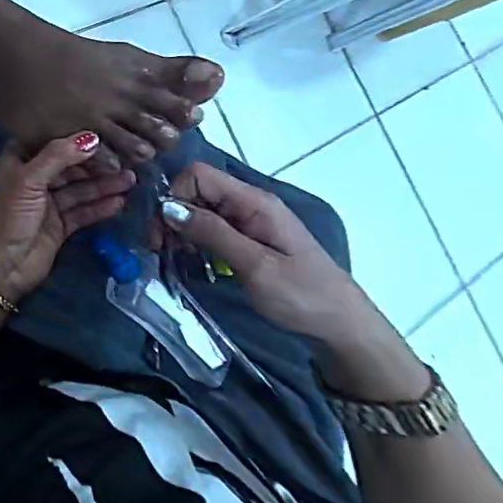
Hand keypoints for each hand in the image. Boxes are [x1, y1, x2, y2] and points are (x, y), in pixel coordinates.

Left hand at [0, 132, 135, 299]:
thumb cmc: (7, 218)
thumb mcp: (27, 180)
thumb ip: (58, 156)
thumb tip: (91, 138)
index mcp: (18, 162)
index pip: (49, 141)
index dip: (73, 136)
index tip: (104, 130)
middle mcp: (33, 179)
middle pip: (69, 165)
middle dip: (95, 163)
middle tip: (126, 158)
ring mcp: (47, 203)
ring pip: (80, 188)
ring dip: (103, 184)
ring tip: (131, 179)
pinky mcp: (59, 226)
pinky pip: (83, 211)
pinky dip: (100, 206)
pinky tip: (120, 201)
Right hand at [153, 163, 377, 345]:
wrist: (341, 327)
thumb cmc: (302, 297)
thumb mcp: (255, 266)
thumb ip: (212, 233)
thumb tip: (169, 208)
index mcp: (254, 202)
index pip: (198, 175)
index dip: (174, 196)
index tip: (163, 233)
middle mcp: (249, 204)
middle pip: (195, 190)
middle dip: (172, 214)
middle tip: (160, 250)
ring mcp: (249, 221)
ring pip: (200, 209)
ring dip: (180, 229)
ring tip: (174, 257)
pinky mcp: (248, 239)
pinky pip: (211, 227)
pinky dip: (194, 240)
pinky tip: (190, 260)